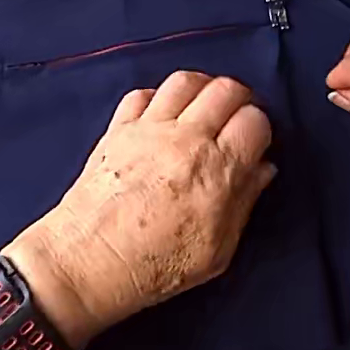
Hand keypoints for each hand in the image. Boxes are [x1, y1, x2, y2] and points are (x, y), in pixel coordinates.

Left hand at [4, 71, 277, 346]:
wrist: (87, 262)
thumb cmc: (153, 267)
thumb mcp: (216, 251)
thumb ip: (243, 203)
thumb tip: (262, 168)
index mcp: (218, 168)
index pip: (255, 121)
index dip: (260, 129)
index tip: (254, 144)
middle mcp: (185, 138)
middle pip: (225, 90)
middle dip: (238, 101)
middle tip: (234, 120)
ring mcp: (147, 129)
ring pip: (184, 81)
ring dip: (201, 89)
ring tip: (201, 109)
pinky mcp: (116, 131)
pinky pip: (140, 94)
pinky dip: (156, 99)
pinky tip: (159, 118)